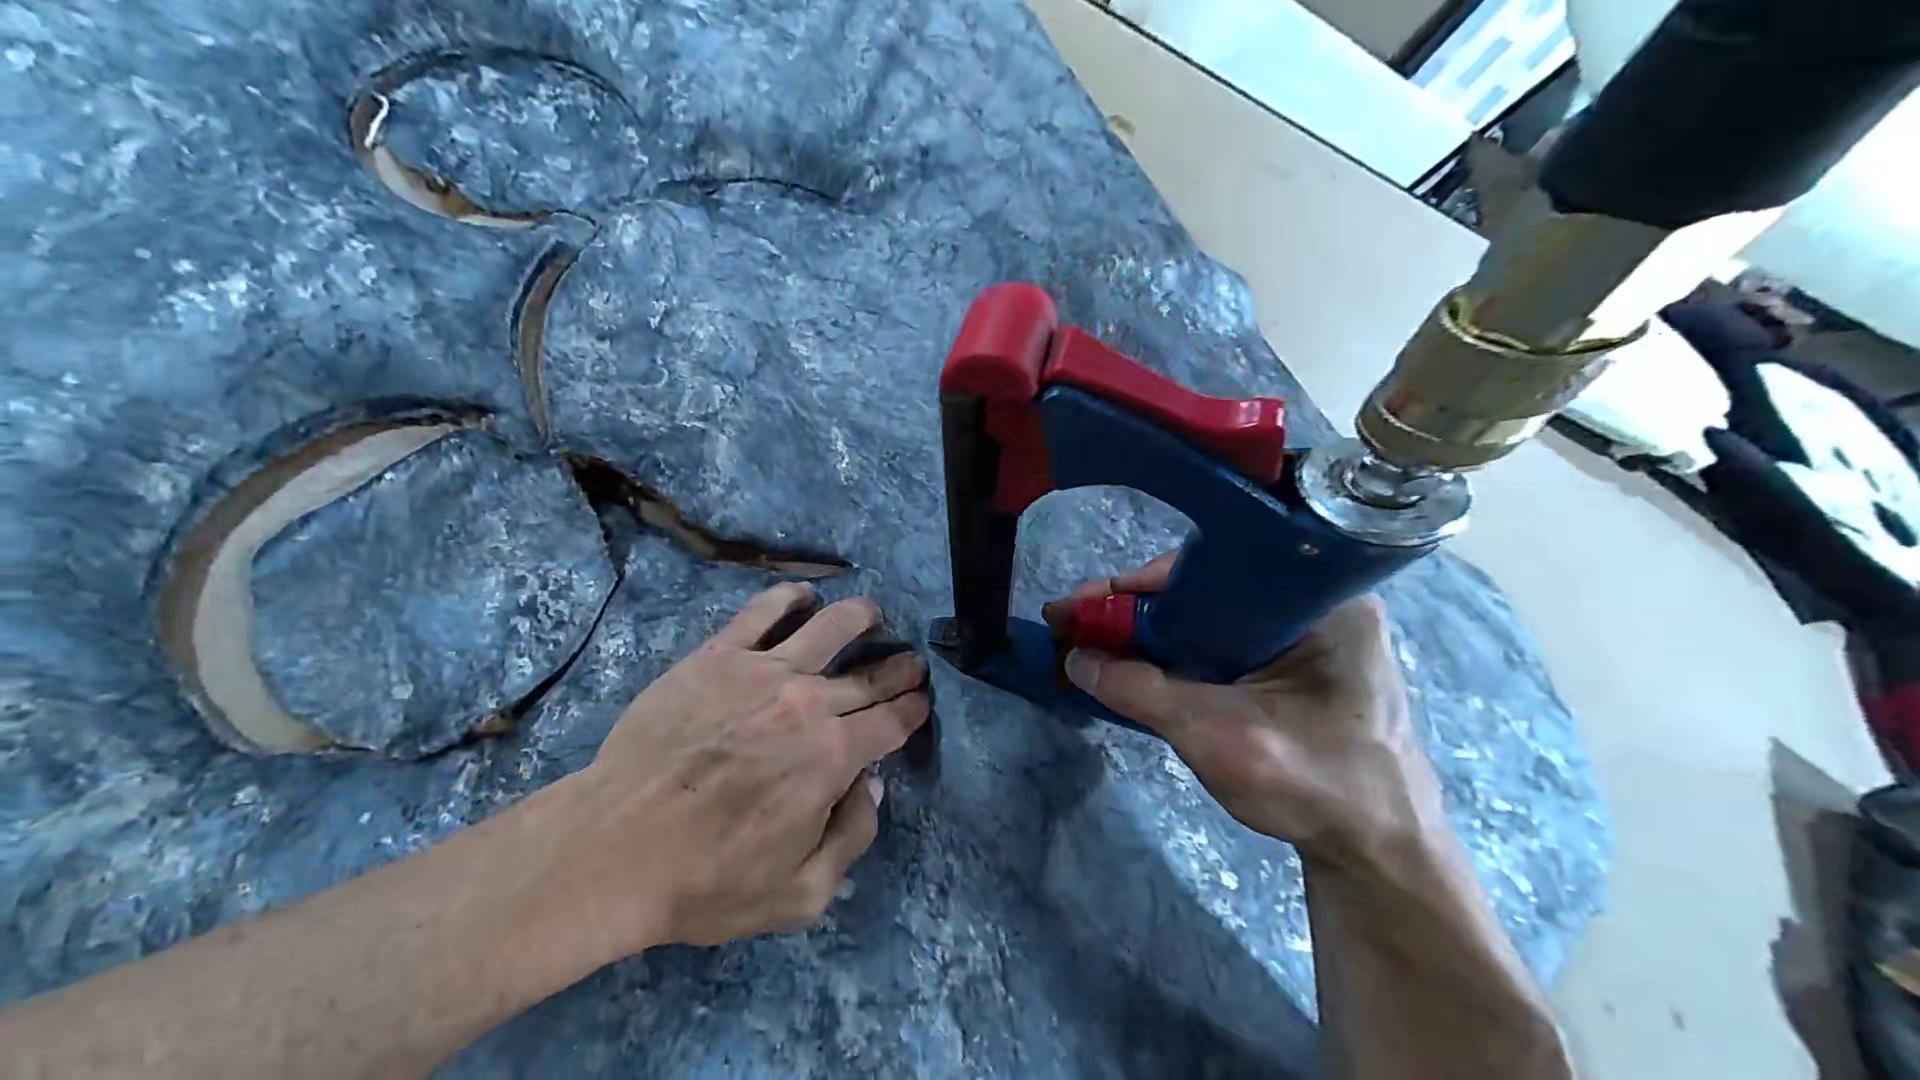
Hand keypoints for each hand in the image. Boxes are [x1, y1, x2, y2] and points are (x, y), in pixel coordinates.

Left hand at [559, 582, 928, 952]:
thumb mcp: (801, 894)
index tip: (921, 701)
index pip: (893, 721)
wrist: (613, 849)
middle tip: (912, 662)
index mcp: (833, 756)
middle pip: (870, 675)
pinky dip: (790, 597)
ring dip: (861, 617)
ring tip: (872, 614)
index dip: (914, 709)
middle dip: (900, 668)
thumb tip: (871, 786)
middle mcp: (808, 702)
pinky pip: (763, 612)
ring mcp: (762, 671)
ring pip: (829, 626)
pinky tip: (803, 596)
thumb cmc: (707, 880)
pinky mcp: (717, 655)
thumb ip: (854, 837)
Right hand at [1043, 556, 1442, 866]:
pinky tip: (1139, 667)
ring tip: (1093, 645)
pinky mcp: (1298, 668)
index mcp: (1319, 601)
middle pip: (1206, 592)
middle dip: (1136, 612)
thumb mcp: (1215, 733)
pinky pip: (1224, 647)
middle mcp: (1316, 605)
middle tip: (1075, 626)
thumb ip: (1139, 691)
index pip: (1211, 570)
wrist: (1381, 859)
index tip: (1082, 605)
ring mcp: (1309, 638)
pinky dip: (1178, 657)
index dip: (1139, 587)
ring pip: (1211, 621)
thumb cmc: (1313, 786)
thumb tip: (1073, 658)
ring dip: (1152, 636)